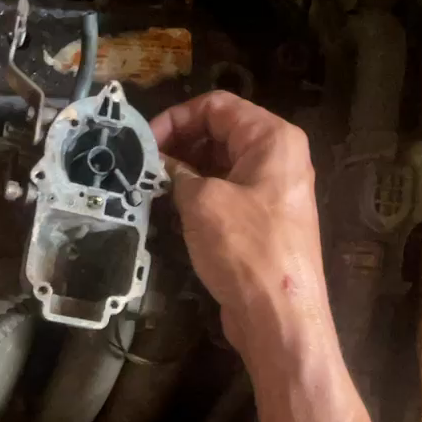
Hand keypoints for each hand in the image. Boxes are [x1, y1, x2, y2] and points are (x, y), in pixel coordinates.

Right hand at [151, 92, 328, 359]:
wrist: (278, 314)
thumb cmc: (245, 249)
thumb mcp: (203, 202)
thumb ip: (179, 175)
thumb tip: (163, 168)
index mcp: (273, 139)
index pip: (217, 106)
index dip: (176, 117)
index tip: (143, 142)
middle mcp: (278, 160)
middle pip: (220, 136)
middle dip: (180, 148)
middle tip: (143, 169)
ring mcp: (272, 196)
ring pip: (221, 170)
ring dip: (186, 177)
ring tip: (151, 192)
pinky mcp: (262, 228)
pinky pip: (226, 200)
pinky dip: (199, 202)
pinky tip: (172, 216)